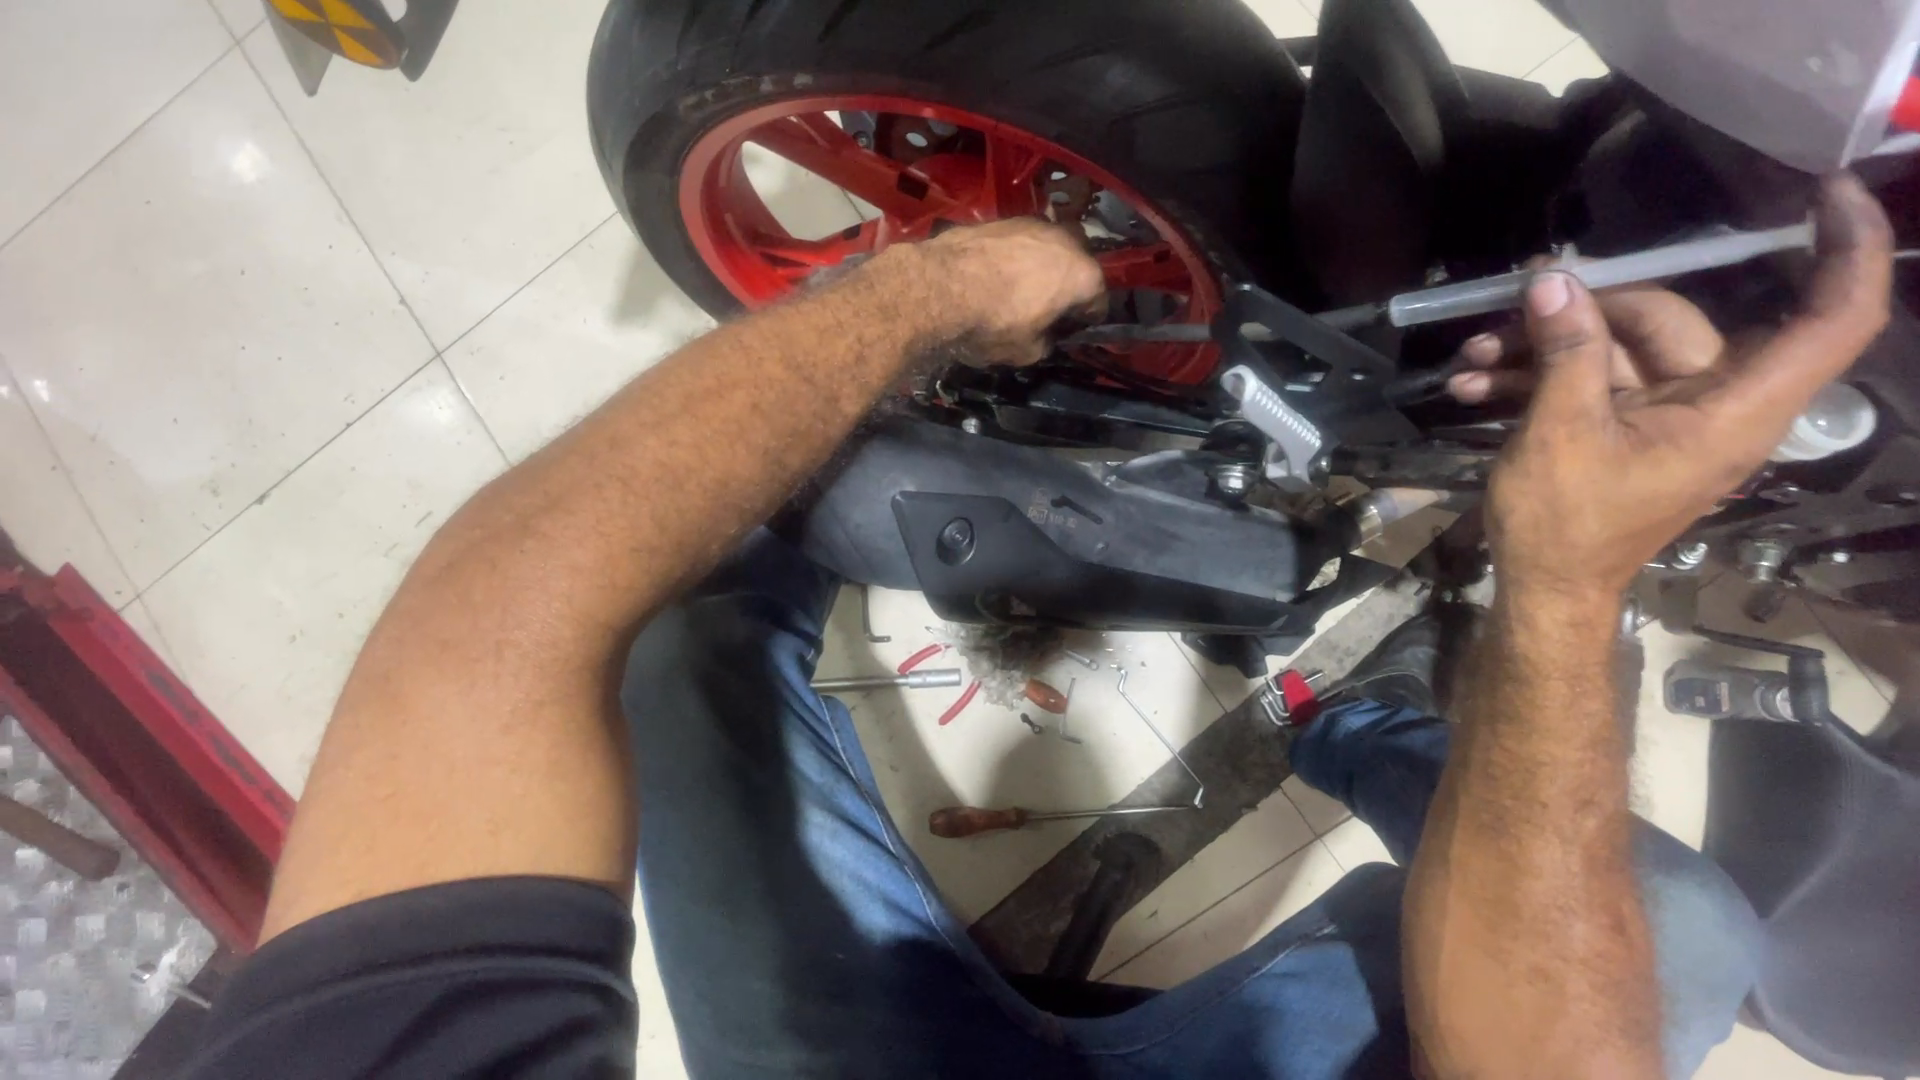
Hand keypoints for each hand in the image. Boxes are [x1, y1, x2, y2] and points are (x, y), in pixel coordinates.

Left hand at [917, 218, 1106, 363]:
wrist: (939, 287)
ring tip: (1019, 288)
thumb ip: (1046, 342)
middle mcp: (1066, 241)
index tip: (1067, 332)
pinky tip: (995, 274)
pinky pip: (1019, 241)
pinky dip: (1014, 256)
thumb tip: (1045, 336)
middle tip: (1046, 307)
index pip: (1098, 302)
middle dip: (1067, 285)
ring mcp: (1033, 223)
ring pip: (1048, 247)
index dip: (1083, 321)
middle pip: (1077, 266)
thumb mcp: (1027, 352)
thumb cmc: (993, 324)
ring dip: (1041, 265)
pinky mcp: (1002, 218)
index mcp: (1083, 276)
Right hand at [1473, 173, 1892, 602]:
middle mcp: (1710, 405)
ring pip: (1611, 351)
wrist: (1541, 587)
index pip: (1831, 319)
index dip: (1845, 249)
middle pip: (1668, 323)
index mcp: (1733, 410)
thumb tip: (1553, 280)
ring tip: (1470, 362)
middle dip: (1581, 313)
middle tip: (1508, 314)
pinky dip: (1532, 380)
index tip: (1820, 192)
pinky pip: (1585, 383)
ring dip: (1537, 350)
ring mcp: (1660, 417)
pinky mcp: (1618, 429)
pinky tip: (1474, 386)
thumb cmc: (1566, 523)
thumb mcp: (1560, 433)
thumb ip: (1567, 352)